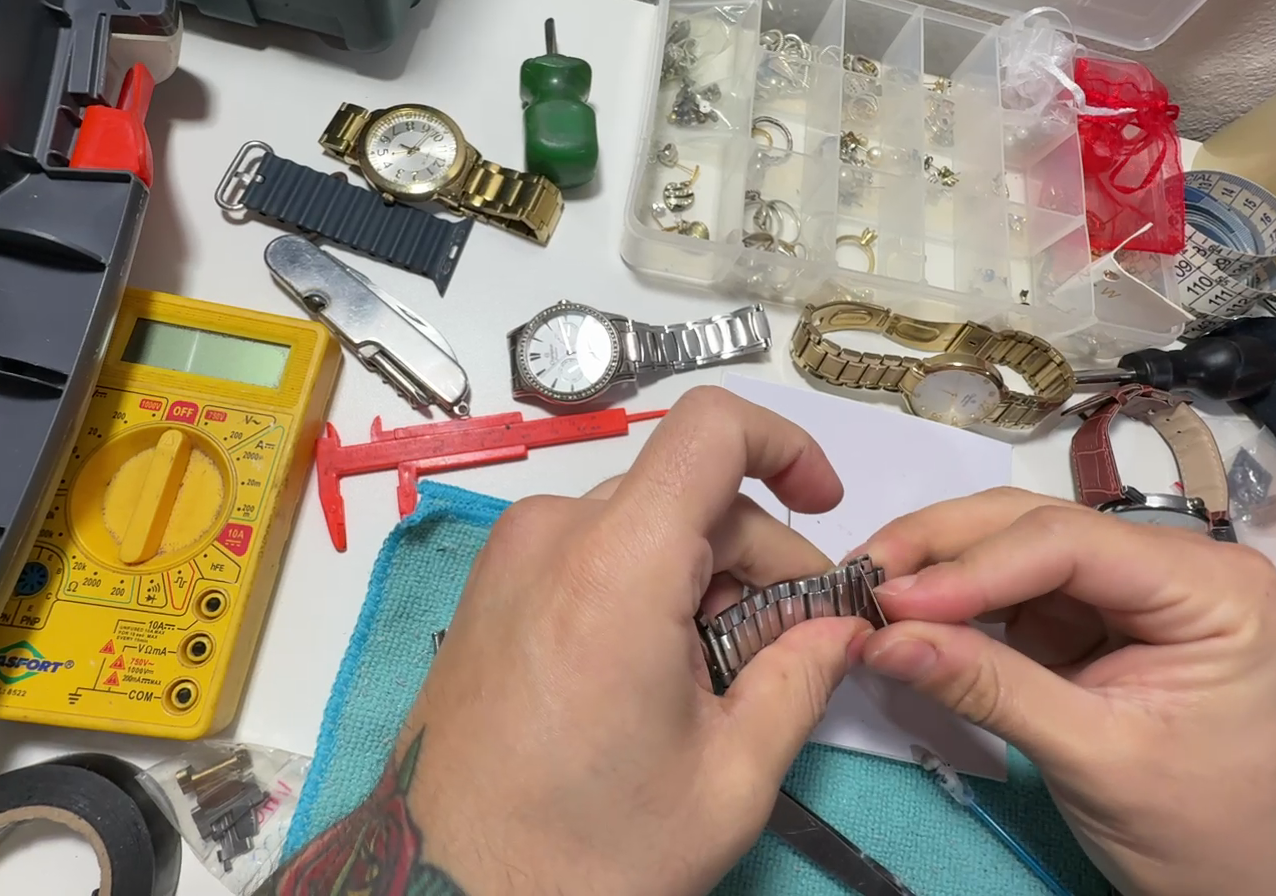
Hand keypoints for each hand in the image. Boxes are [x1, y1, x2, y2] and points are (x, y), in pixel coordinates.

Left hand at [273, 388, 872, 895]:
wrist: (434, 894)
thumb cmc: (583, 853)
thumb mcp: (725, 780)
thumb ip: (800, 679)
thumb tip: (841, 626)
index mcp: (620, 561)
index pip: (711, 427)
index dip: (783, 443)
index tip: (822, 505)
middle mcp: (558, 528)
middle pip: (691, 490)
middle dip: (758, 551)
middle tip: (789, 640)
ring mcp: (518, 546)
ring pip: (649, 517)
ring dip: (706, 569)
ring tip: (719, 667)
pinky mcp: (499, 572)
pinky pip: (601, 540)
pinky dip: (652, 574)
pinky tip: (660, 659)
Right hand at [853, 489, 1275, 895]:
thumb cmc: (1204, 837)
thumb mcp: (1094, 760)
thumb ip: (985, 687)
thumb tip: (877, 641)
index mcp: (1210, 587)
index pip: (1068, 543)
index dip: (971, 566)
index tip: (890, 601)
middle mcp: (1167, 562)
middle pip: (1031, 524)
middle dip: (939, 548)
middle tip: (860, 576)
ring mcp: (1122, 582)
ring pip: (1008, 541)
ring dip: (935, 564)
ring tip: (870, 588)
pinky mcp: (1086, 610)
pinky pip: (1006, 583)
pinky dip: (952, 595)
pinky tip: (910, 607)